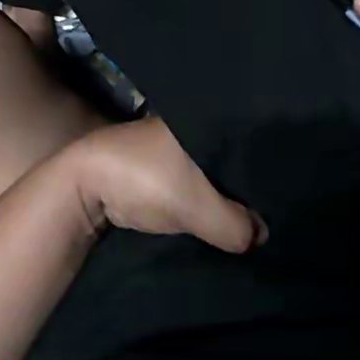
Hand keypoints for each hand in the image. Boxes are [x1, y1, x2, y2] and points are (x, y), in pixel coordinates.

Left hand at [58, 118, 263, 252]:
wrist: (78, 188)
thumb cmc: (142, 179)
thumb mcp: (194, 204)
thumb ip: (232, 223)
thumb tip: (260, 238)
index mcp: (200, 121)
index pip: (244, 139)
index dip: (262, 163)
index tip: (281, 188)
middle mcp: (186, 130)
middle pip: (227, 159)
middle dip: (243, 183)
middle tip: (266, 210)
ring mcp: (168, 150)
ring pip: (208, 175)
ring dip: (220, 197)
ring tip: (246, 219)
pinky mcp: (153, 173)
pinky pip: (190, 186)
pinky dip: (201, 202)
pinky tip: (215, 220)